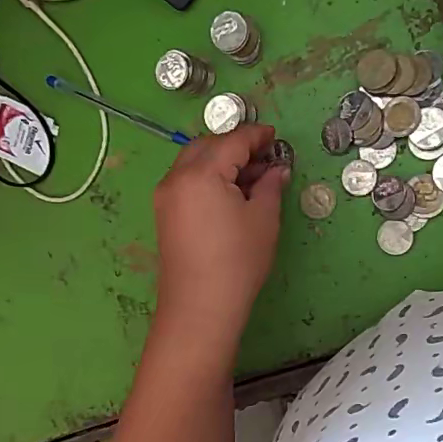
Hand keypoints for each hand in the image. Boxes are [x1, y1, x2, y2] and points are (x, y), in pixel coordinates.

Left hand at [152, 123, 289, 339]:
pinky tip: (231, 193)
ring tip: (252, 178)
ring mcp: (166, 196)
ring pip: (194, 162)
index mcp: (202, 173)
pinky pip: (187, 181)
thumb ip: (270, 186)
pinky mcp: (165, 214)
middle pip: (207, 145)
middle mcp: (177, 177)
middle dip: (236, 145)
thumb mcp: (264, 219)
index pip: (232, 141)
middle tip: (265, 157)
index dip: (257, 136)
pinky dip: (209, 177)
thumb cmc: (238, 260)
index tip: (275, 136)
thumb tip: (277, 170)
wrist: (201, 306)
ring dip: (221, 160)